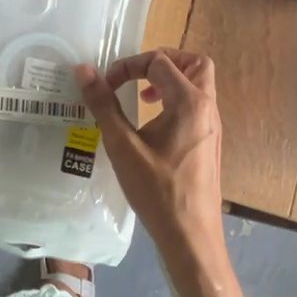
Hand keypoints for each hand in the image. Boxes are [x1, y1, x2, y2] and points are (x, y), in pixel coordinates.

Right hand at [76, 49, 223, 251]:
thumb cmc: (156, 190)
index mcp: (189, 103)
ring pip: (199, 85)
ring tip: (142, 97)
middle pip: (195, 63)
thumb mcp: (122, 145)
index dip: (129, 65)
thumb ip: (103, 104)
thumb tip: (84, 71)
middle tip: (135, 75)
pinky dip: (176, 100)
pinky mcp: (209, 143)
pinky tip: (153, 124)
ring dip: (170, 80)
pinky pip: (197, 105)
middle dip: (162, 61)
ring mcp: (212, 127)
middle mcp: (207, 109)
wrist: (190, 236)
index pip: (160, 62)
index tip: (106, 84)